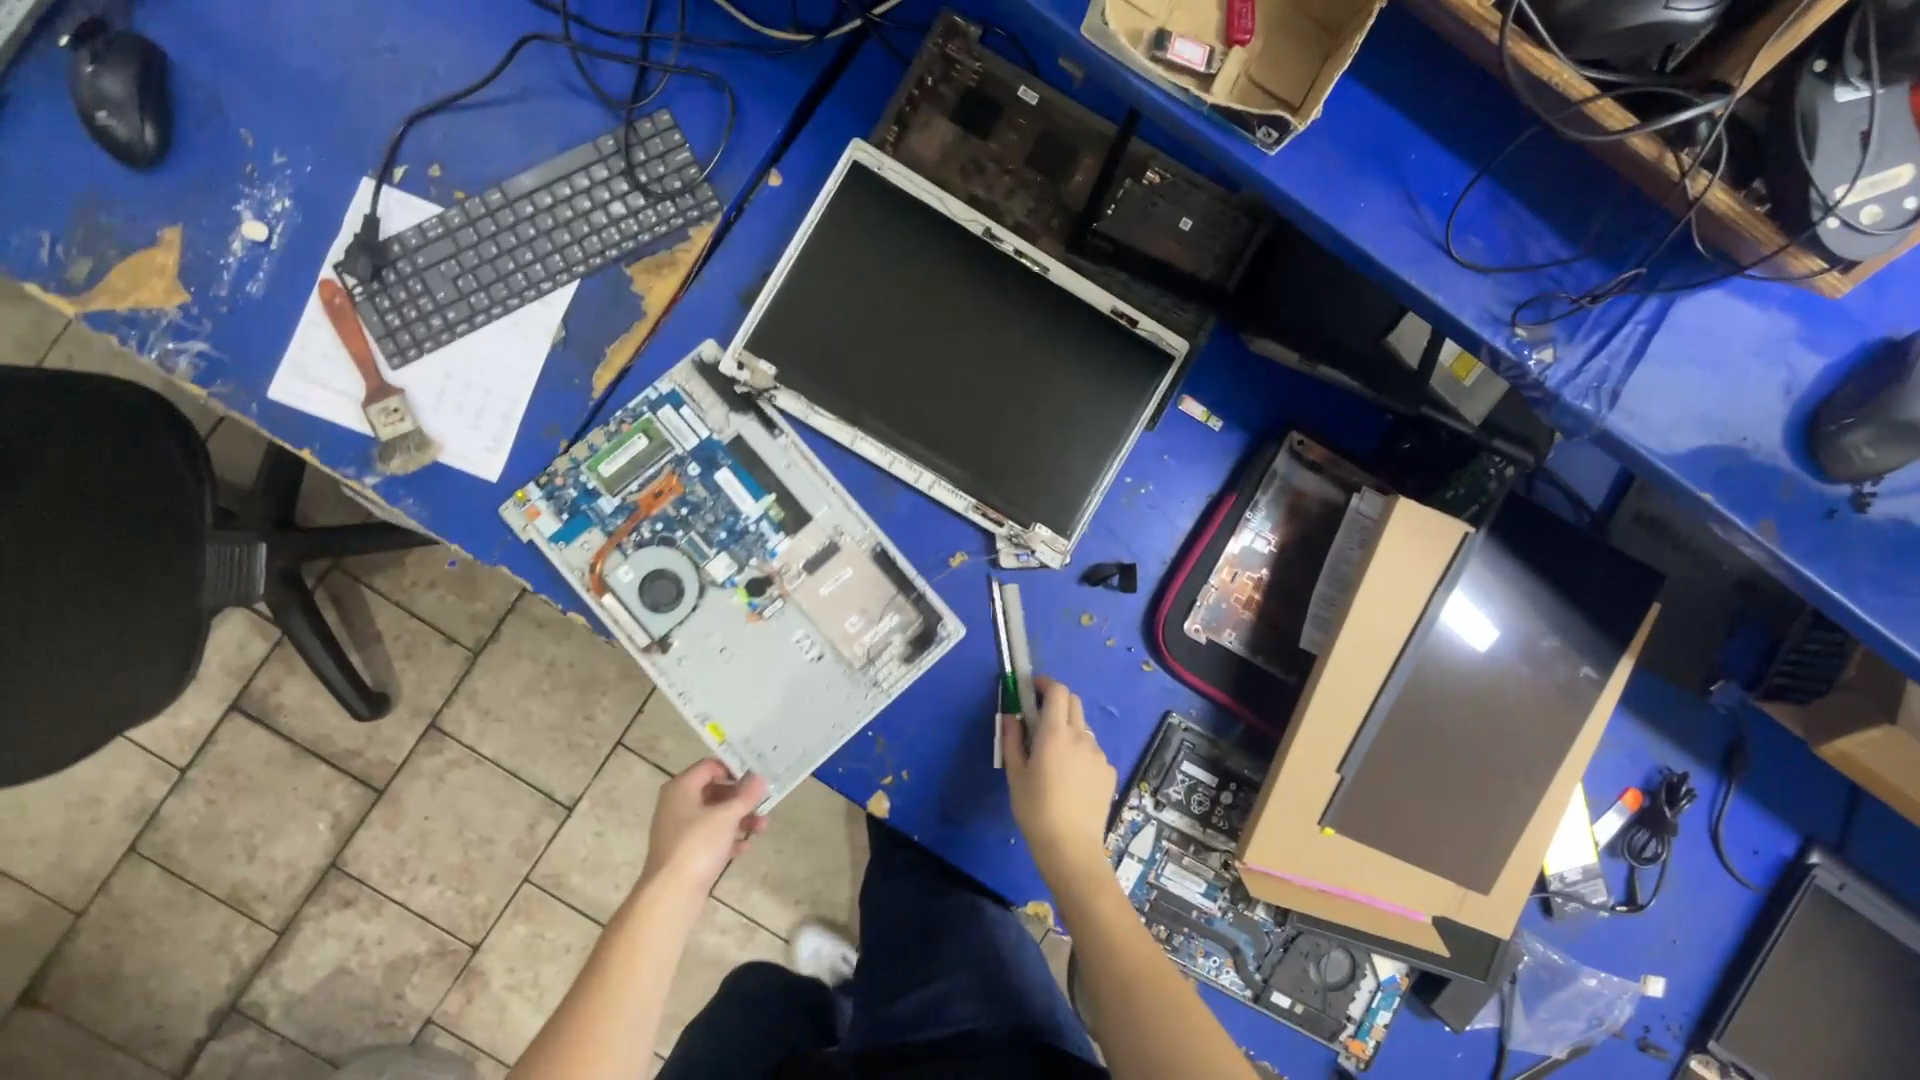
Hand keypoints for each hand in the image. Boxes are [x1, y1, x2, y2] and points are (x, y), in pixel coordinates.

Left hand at [639, 760, 768, 900]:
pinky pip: (711, 837)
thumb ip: (745, 795)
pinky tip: (746, 846)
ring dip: (739, 818)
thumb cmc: (698, 845)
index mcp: (681, 788)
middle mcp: (678, 805)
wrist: (672, 893)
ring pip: (714, 816)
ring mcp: (680, 830)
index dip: (734, 769)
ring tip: (762, 826)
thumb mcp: (726, 816)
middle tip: (763, 801)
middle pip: (714, 791)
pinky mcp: (686, 852)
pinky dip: (728, 838)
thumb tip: (759, 777)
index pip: (710, 766)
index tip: (757, 777)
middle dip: (740, 797)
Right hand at [1003, 676, 1117, 885]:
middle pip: (1074, 702)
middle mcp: (1081, 737)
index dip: (1045, 683)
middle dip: (1057, 701)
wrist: (1070, 846)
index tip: (1032, 688)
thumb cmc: (1035, 810)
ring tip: (1055, 756)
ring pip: (1084, 728)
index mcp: (1055, 734)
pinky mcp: (1109, 771)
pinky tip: (1072, 778)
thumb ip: (1013, 740)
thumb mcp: (1015, 774)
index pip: (1057, 691)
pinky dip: (1081, 753)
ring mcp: (1099, 754)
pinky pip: (1093, 752)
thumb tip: (1010, 716)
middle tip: (1040, 718)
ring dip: (1069, 729)